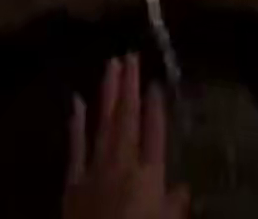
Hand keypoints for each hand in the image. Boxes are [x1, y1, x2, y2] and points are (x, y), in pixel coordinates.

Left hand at [62, 54, 188, 218]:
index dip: (156, 104)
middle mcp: (123, 163)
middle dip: (130, 85)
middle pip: (128, 117)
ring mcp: (95, 170)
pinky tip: (77, 101)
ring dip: (108, 92)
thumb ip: (175, 207)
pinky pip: (76, 148)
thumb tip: (184, 188)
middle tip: (131, 54)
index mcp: (148, 175)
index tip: (157, 79)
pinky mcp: (73, 183)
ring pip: (104, 122)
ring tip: (111, 64)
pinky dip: (76, 124)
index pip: (155, 130)